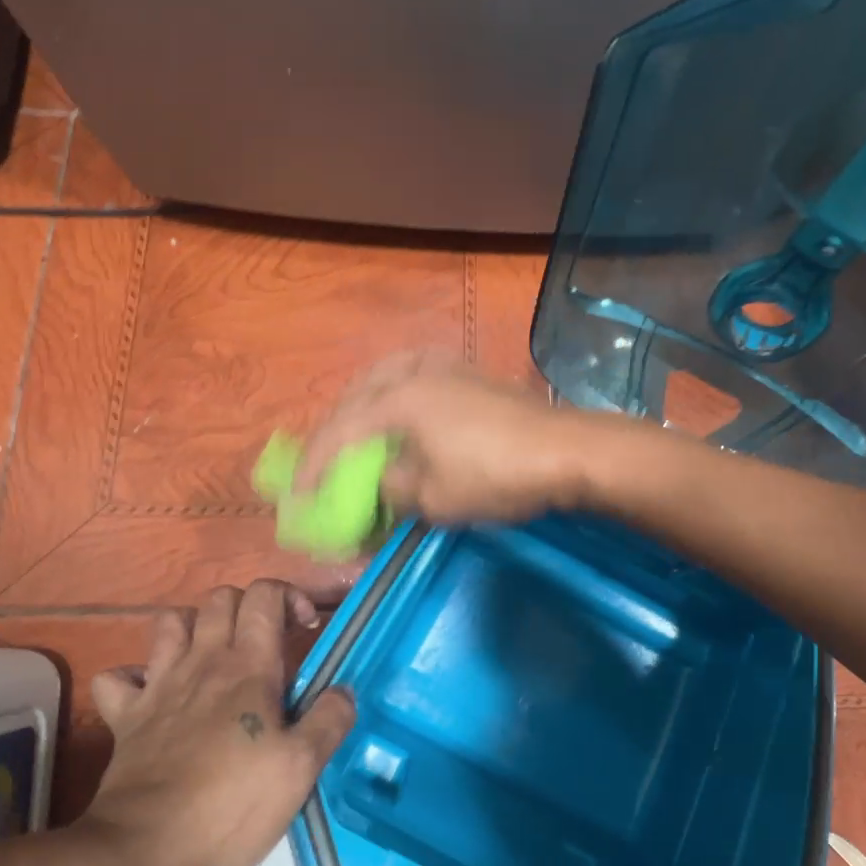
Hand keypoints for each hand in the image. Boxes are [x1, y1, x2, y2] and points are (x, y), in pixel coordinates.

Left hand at [76, 582, 355, 865]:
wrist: (143, 851)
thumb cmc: (231, 806)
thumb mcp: (301, 769)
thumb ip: (330, 720)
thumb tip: (343, 691)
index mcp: (249, 666)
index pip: (265, 595)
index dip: (289, 598)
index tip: (305, 630)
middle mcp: (202, 662)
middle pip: (220, 598)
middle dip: (247, 607)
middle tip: (266, 644)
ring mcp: (158, 686)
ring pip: (169, 623)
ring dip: (193, 628)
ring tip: (213, 656)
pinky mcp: (125, 718)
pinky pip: (117, 677)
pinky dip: (134, 677)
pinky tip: (153, 694)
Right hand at [297, 355, 611, 523]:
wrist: (568, 451)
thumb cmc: (496, 476)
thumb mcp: (433, 498)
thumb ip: (391, 488)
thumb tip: (382, 483)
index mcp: (397, 399)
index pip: (339, 432)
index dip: (314, 466)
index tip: (297, 497)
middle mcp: (415, 371)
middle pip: (358, 395)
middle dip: (336, 430)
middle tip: (325, 462)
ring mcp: (447, 367)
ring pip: (386, 378)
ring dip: (364, 406)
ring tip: (357, 434)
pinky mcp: (472, 374)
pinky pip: (415, 378)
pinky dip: (396, 398)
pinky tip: (403, 416)